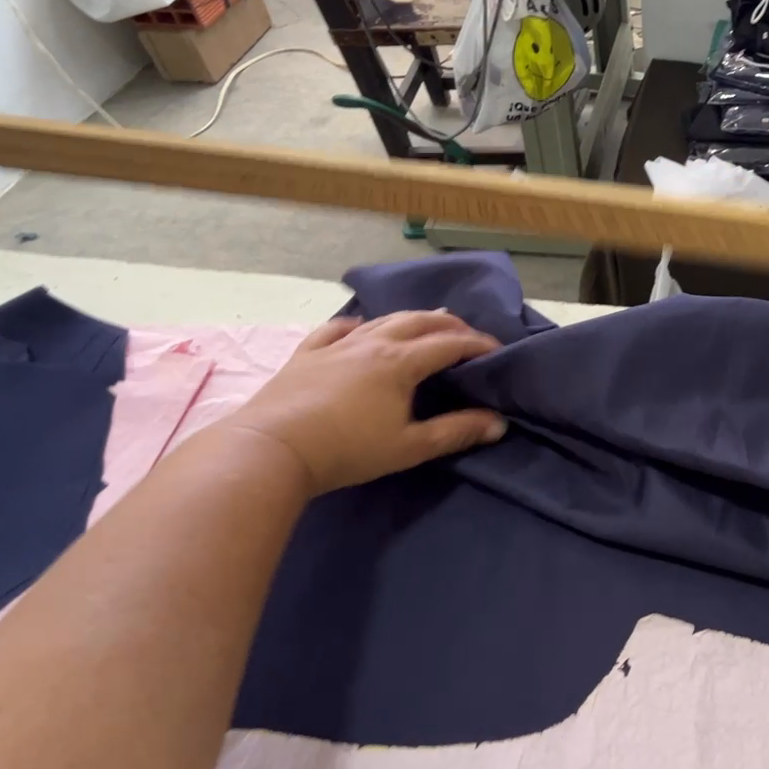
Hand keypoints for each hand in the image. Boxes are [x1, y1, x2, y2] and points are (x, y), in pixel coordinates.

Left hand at [215, 310, 507, 494]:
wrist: (270, 450)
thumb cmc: (347, 450)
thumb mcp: (410, 447)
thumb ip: (456, 432)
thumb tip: (499, 423)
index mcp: (401, 362)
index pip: (450, 344)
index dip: (478, 344)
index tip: (497, 351)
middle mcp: (373, 343)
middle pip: (419, 322)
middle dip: (449, 325)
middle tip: (467, 334)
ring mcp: (336, 346)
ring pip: (382, 320)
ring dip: (411, 319)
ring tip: (427, 322)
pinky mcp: (306, 354)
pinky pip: (336, 328)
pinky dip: (358, 324)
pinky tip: (362, 327)